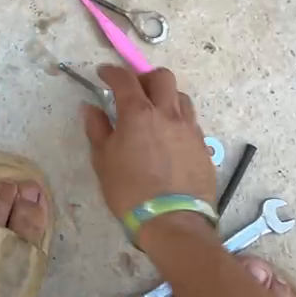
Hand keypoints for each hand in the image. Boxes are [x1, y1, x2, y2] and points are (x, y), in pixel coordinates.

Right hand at [81, 66, 217, 219]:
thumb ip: (97, 128)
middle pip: (162, 77)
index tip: (103, 74)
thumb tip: (91, 108)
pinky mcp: (203, 148)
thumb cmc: (130, 190)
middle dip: (145, 77)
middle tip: (134, 91)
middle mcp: (167, 114)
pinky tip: (169, 139)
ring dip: (166, 98)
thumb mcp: (103, 160)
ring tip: (154, 114)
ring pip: (181, 97)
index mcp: (138, 113)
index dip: (112, 72)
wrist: (174, 224)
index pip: (124, 78)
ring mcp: (189, 130)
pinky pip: (191, 122)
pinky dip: (177, 121)